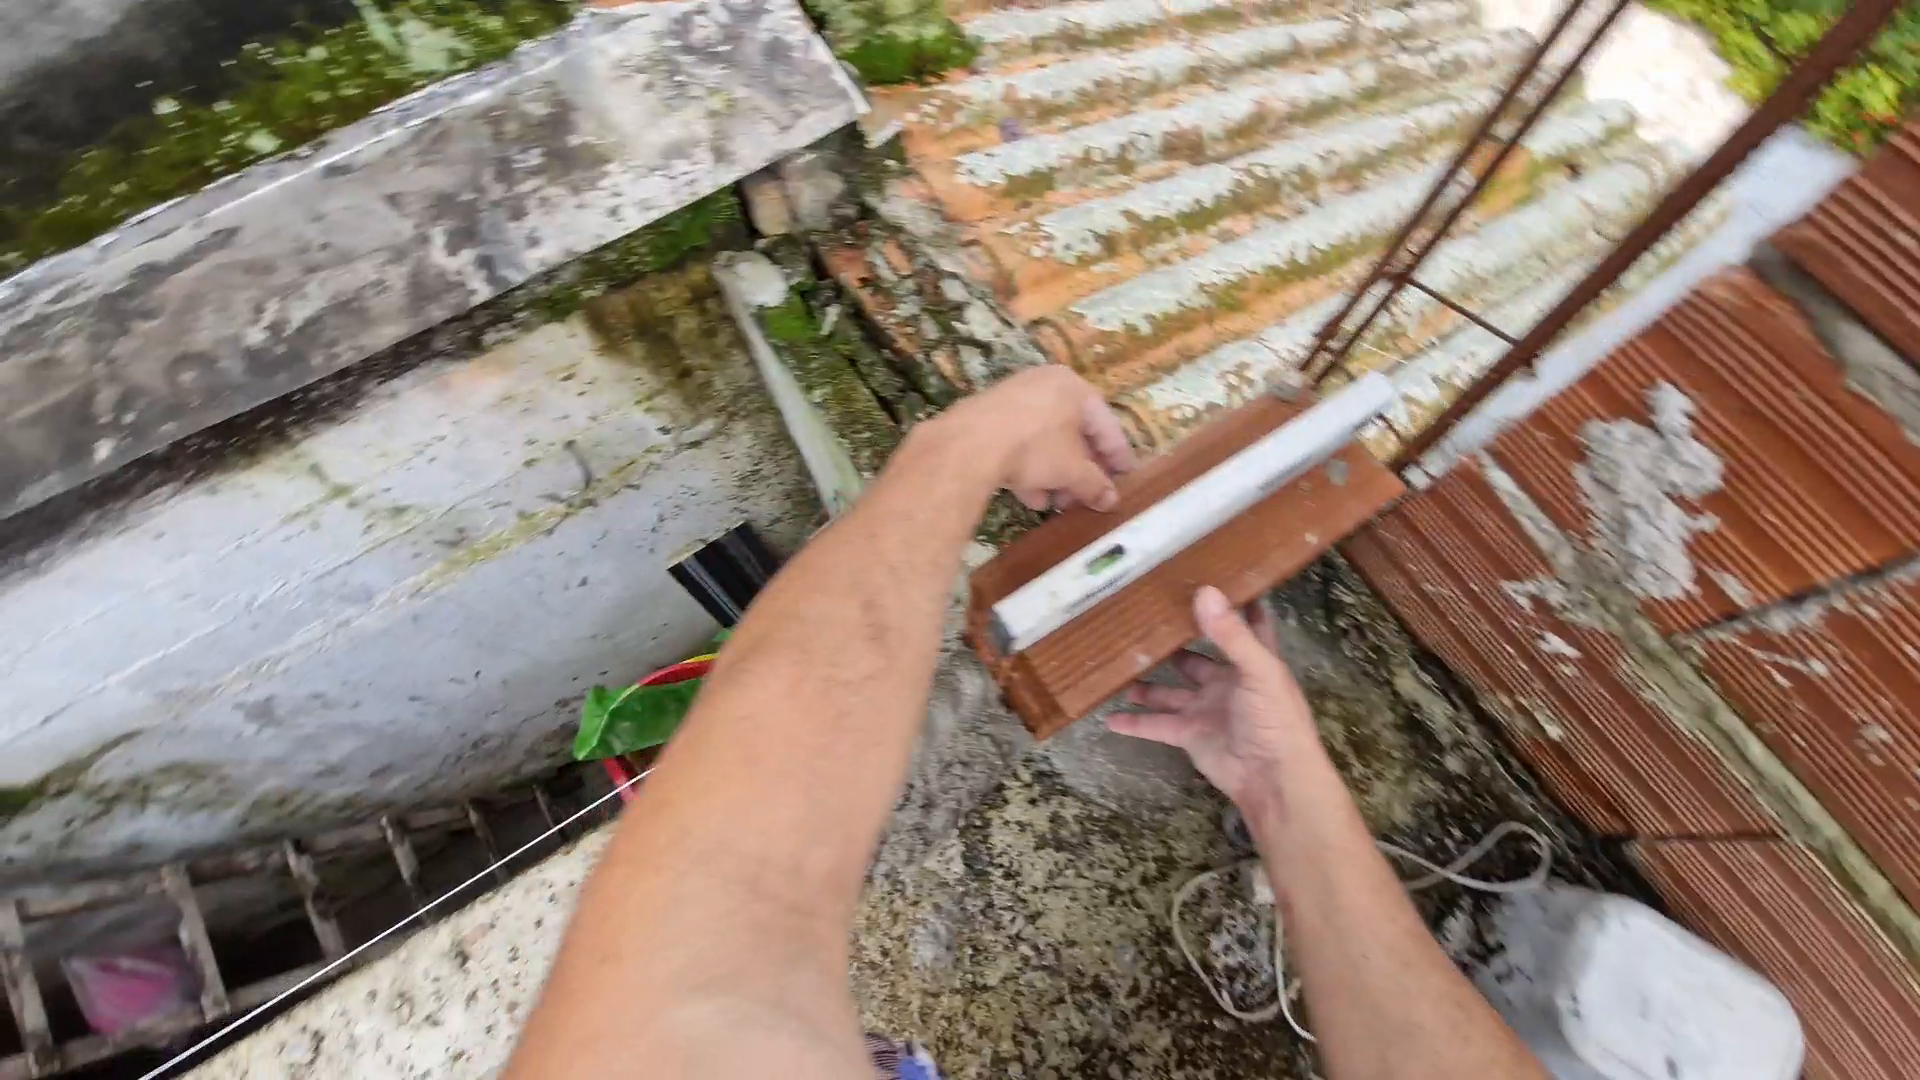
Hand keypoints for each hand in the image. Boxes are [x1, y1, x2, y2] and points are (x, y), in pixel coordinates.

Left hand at [935, 366, 1136, 510]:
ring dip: (1054, 476)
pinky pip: (1019, 443)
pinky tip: (1029, 497)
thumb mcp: (1072, 470)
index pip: (1107, 425)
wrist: (969, 444)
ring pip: (1045, 441)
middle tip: (1085, 500)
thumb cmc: (1034, 448)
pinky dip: (1029, 469)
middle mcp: (1045, 385)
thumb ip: (1095, 485)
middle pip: (1074, 434)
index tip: (1125, 479)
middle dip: (1080, 472)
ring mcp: (1014, 399)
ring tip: (1054, 505)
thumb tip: (1110, 501)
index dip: (1118, 457)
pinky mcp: (988, 417)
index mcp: (1074, 387)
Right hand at [1108, 586, 1316, 811]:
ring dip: (1146, 684)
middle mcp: (1227, 682)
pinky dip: (1134, 723)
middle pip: (1195, 659)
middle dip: (1173, 646)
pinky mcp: (1189, 734)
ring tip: (1118, 667)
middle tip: (1142, 625)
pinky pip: (1156, 725)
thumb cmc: (1275, 719)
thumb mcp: (1258, 670)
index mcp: (1251, 663)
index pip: (1246, 627)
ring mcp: (1205, 709)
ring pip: (1169, 692)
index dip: (1234, 606)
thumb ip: (1230, 634)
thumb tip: (1204, 592)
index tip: (1212, 582)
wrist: (1272, 780)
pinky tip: (1110, 717)